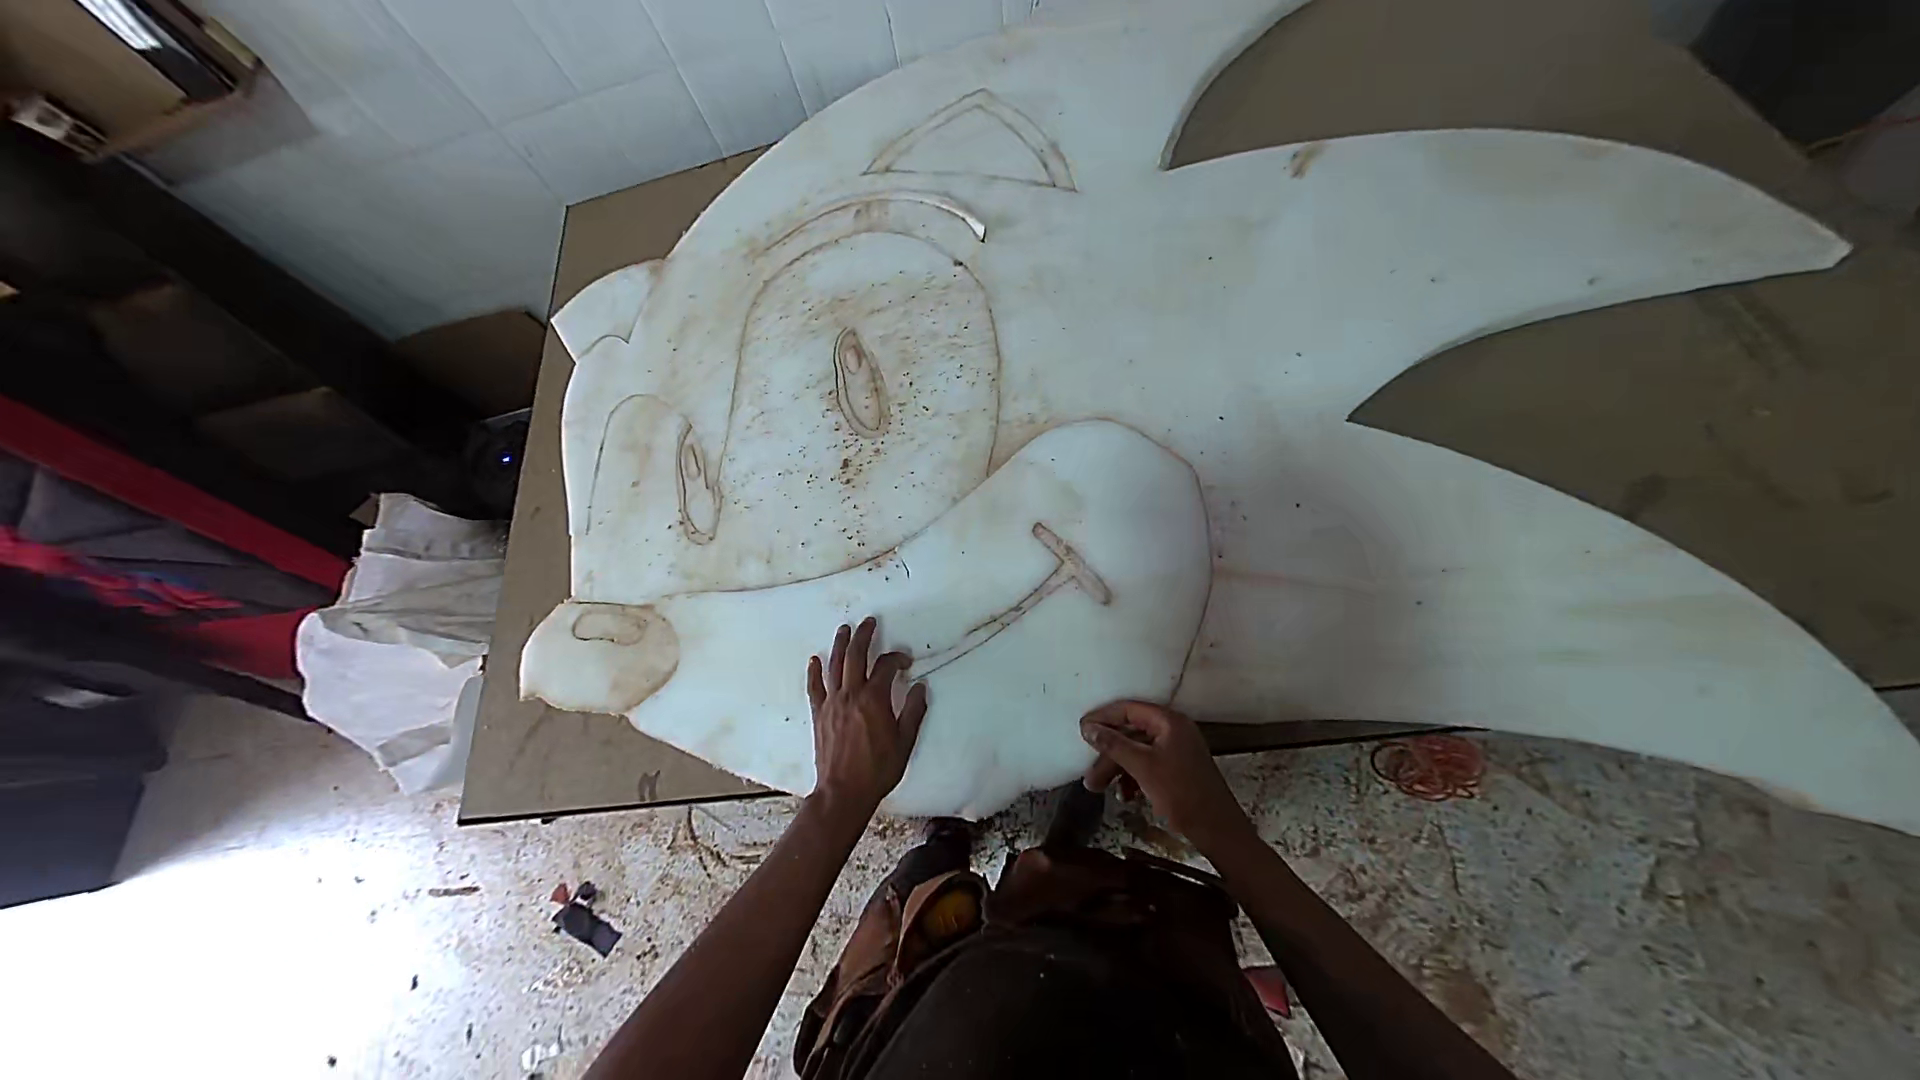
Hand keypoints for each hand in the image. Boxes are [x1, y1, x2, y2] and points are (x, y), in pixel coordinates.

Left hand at [807, 617, 927, 819]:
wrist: (844, 791)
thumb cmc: (877, 769)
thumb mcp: (905, 742)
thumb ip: (914, 712)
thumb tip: (921, 689)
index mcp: (874, 699)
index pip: (886, 667)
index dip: (898, 659)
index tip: (906, 662)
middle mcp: (851, 695)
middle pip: (856, 656)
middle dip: (864, 635)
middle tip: (869, 623)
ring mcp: (832, 703)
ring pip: (835, 665)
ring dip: (840, 644)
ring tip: (845, 629)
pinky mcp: (819, 714)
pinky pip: (815, 687)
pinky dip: (815, 671)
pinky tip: (815, 659)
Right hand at [1080, 701, 1255, 853]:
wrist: (1218, 831)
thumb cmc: (1181, 794)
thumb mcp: (1142, 767)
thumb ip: (1114, 744)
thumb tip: (1088, 727)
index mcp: (1169, 721)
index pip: (1128, 709)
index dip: (1103, 717)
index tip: (1081, 730)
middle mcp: (1173, 730)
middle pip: (1131, 732)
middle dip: (1108, 753)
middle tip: (1087, 770)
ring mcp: (1176, 750)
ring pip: (1137, 751)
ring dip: (1117, 768)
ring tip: (1097, 787)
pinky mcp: (1177, 769)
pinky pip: (1147, 764)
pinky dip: (1133, 777)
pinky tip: (1124, 795)